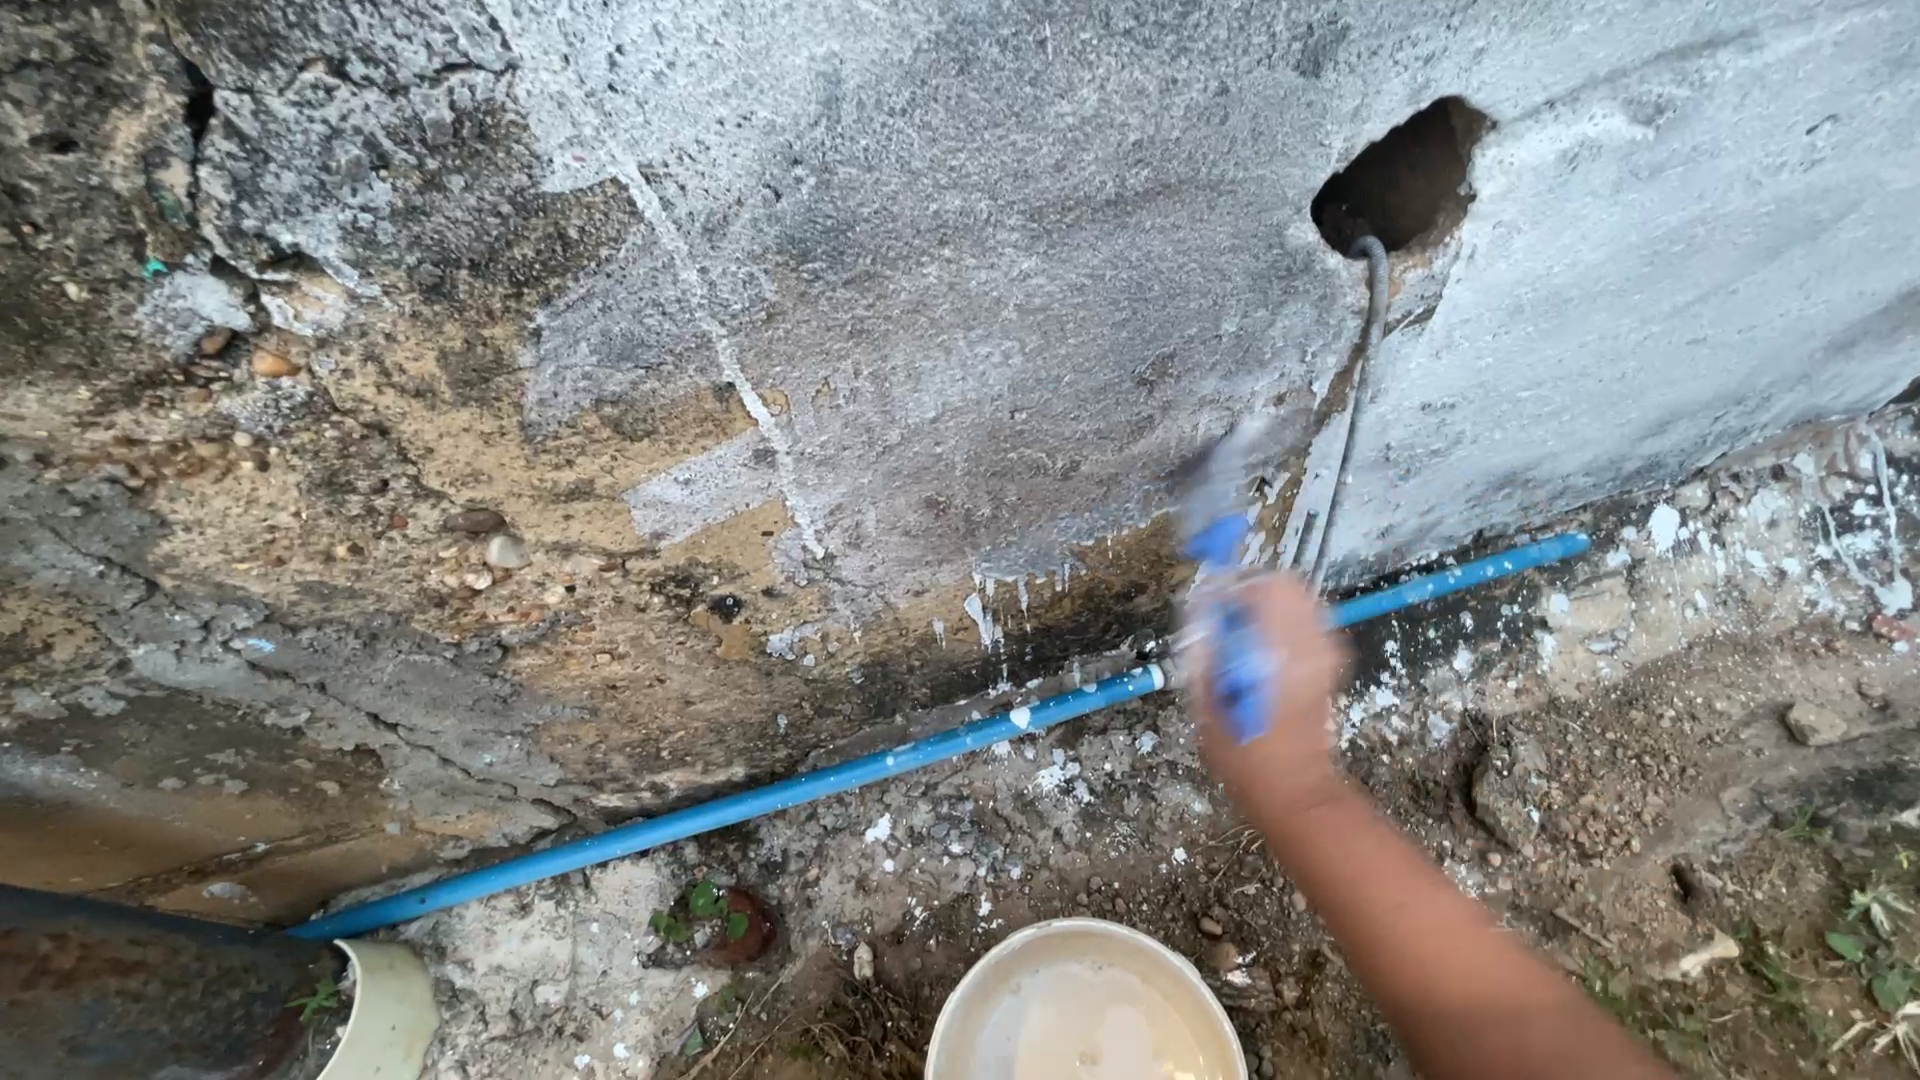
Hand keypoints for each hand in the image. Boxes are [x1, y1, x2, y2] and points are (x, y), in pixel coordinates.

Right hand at [1192, 573, 1350, 817]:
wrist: (1294, 789)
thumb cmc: (1242, 753)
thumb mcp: (1206, 701)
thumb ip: (1205, 648)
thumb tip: (1202, 608)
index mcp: (1274, 650)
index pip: (1260, 587)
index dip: (1230, 587)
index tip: (1211, 606)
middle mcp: (1307, 643)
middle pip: (1286, 583)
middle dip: (1252, 590)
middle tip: (1228, 616)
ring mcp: (1325, 652)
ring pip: (1300, 598)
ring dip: (1269, 605)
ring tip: (1244, 635)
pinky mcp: (1331, 664)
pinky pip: (1308, 621)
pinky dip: (1285, 622)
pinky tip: (1264, 651)